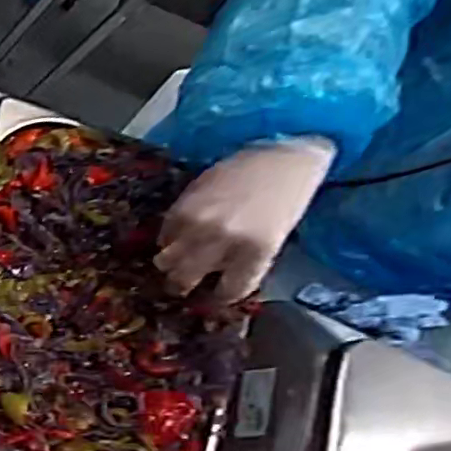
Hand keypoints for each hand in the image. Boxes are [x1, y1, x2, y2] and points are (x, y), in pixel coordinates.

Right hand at [154, 136, 334, 304]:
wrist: (280, 154)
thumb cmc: (286, 197)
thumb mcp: (274, 235)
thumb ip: (243, 259)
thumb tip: (213, 278)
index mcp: (257, 250)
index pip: (229, 290)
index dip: (220, 296)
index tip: (214, 296)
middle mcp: (222, 241)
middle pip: (184, 279)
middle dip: (182, 284)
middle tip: (182, 283)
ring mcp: (198, 225)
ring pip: (165, 261)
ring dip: (170, 263)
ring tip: (177, 258)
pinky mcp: (179, 210)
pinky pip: (164, 237)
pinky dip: (169, 239)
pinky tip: (183, 232)